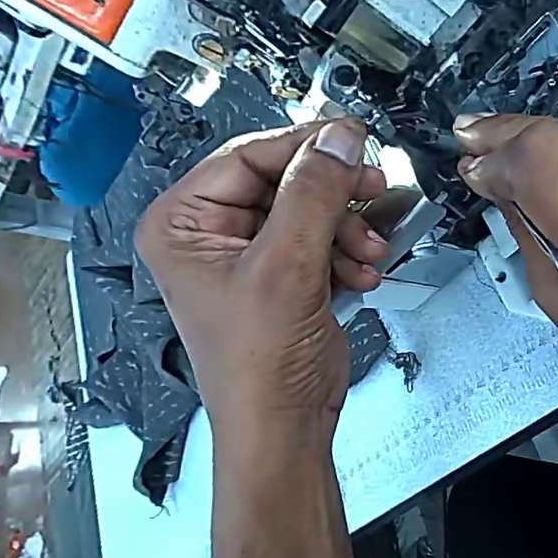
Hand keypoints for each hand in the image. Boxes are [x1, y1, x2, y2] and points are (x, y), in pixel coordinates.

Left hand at [136, 119, 392, 440]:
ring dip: (350, 230)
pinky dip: (352, 252)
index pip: (249, 158)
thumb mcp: (286, 267)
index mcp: (184, 223)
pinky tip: (363, 271)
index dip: (305, 147)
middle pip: (288, 183)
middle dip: (336, 197)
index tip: (353, 140)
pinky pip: (328, 241)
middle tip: (372, 189)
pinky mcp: (291, 277)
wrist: (287, 418)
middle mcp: (216, 235)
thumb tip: (338, 143)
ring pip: (315, 212)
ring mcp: (257, 257)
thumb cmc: (258, 364)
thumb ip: (313, 196)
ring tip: (369, 252)